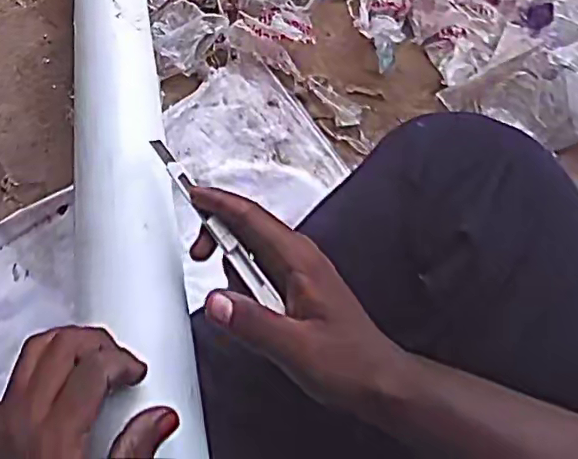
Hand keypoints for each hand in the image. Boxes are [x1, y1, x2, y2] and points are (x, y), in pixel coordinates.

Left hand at [0, 326, 179, 458]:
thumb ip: (131, 455)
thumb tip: (160, 419)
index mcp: (56, 438)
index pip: (93, 368)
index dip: (120, 361)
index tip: (133, 370)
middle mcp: (23, 422)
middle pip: (61, 348)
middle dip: (93, 341)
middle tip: (113, 356)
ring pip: (28, 356)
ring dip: (55, 344)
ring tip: (76, 353)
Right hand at [190, 186, 413, 415]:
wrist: (385, 385)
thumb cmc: (352, 365)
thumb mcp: (295, 349)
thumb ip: (252, 323)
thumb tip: (215, 300)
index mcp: (298, 258)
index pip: (249, 215)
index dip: (217, 201)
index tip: (192, 193)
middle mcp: (298, 255)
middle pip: (246, 225)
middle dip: (217, 234)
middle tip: (198, 254)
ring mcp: (298, 268)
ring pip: (251, 247)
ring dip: (231, 264)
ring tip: (232, 299)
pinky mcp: (296, 284)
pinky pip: (259, 267)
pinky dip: (243, 278)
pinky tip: (248, 308)